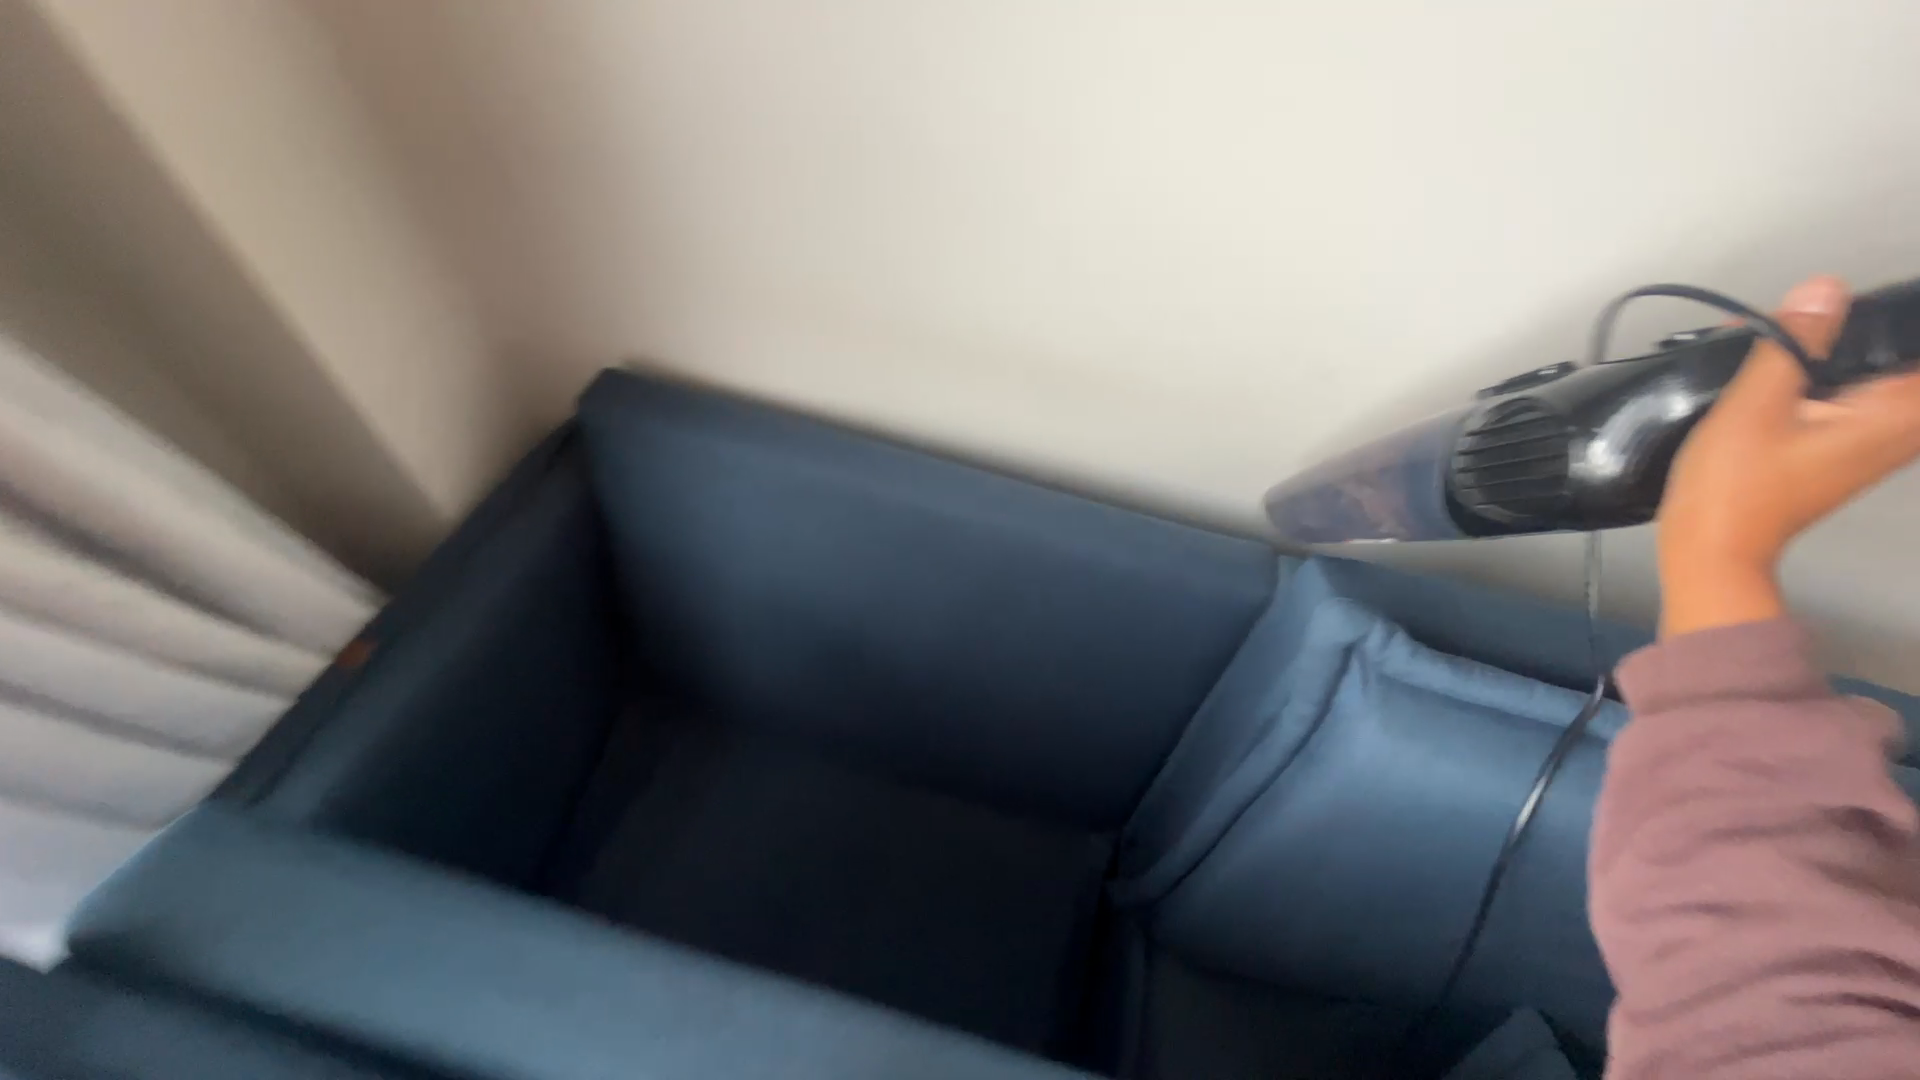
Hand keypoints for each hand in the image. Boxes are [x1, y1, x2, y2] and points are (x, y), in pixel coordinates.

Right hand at [1657, 276, 1919, 636]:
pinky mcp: (1845, 451)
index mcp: (1900, 410)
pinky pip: (1847, 397)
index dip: (1872, 318)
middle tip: (1782, 323)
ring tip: (1765, 346)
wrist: (1711, 548)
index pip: (1909, 341)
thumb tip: (1823, 289)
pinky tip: (1769, 378)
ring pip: (1865, 375)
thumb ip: (1791, 345)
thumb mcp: (1752, 407)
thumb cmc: (1732, 486)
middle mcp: (1904, 425)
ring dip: (1822, 356)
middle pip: (1890, 356)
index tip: (1816, 316)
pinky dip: (1814, 380)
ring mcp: (1876, 441)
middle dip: (1842, 333)